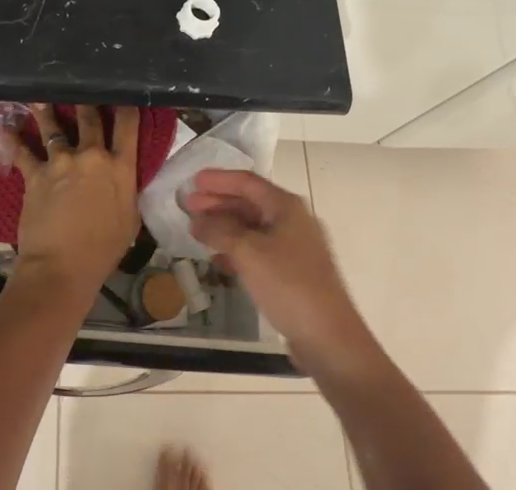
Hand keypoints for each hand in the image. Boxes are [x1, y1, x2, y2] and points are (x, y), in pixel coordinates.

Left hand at [0, 105, 141, 296]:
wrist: (62, 266)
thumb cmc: (104, 249)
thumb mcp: (130, 218)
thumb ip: (126, 188)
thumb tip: (122, 176)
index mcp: (120, 167)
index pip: (127, 125)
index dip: (126, 104)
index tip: (123, 92)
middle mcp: (91, 156)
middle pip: (89, 117)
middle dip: (85, 99)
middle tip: (79, 83)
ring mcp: (60, 162)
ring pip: (53, 126)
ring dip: (46, 109)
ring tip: (37, 95)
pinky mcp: (35, 174)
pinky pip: (21, 152)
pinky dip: (12, 140)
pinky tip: (4, 128)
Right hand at [185, 169, 368, 359]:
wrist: (327, 336)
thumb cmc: (288, 284)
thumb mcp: (248, 252)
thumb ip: (219, 230)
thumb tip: (197, 219)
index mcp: (286, 207)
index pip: (247, 182)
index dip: (219, 179)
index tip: (192, 182)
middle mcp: (292, 221)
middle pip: (250, 203)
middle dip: (218, 203)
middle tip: (187, 206)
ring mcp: (294, 248)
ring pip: (252, 228)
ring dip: (224, 227)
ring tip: (196, 231)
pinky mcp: (292, 272)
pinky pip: (258, 251)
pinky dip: (236, 251)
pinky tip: (218, 261)